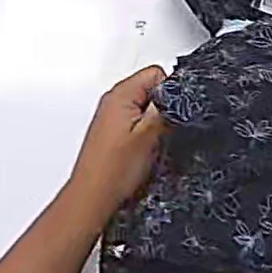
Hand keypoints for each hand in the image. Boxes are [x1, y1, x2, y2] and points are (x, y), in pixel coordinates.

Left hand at [65, 66, 167, 218]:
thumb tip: (179, 92)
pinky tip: (141, 150)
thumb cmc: (114, 170)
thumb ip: (167, 108)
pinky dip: (144, 132)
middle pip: (152, 88)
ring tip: (149, 144)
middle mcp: (113, 100)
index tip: (168, 114)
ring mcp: (111, 115)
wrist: (91, 199)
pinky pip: (137, 120)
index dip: (170, 92)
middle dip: (162, 108)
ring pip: (146, 106)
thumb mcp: (151, 135)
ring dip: (153, 122)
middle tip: (158, 132)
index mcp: (121, 94)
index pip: (157, 73)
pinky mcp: (112, 130)